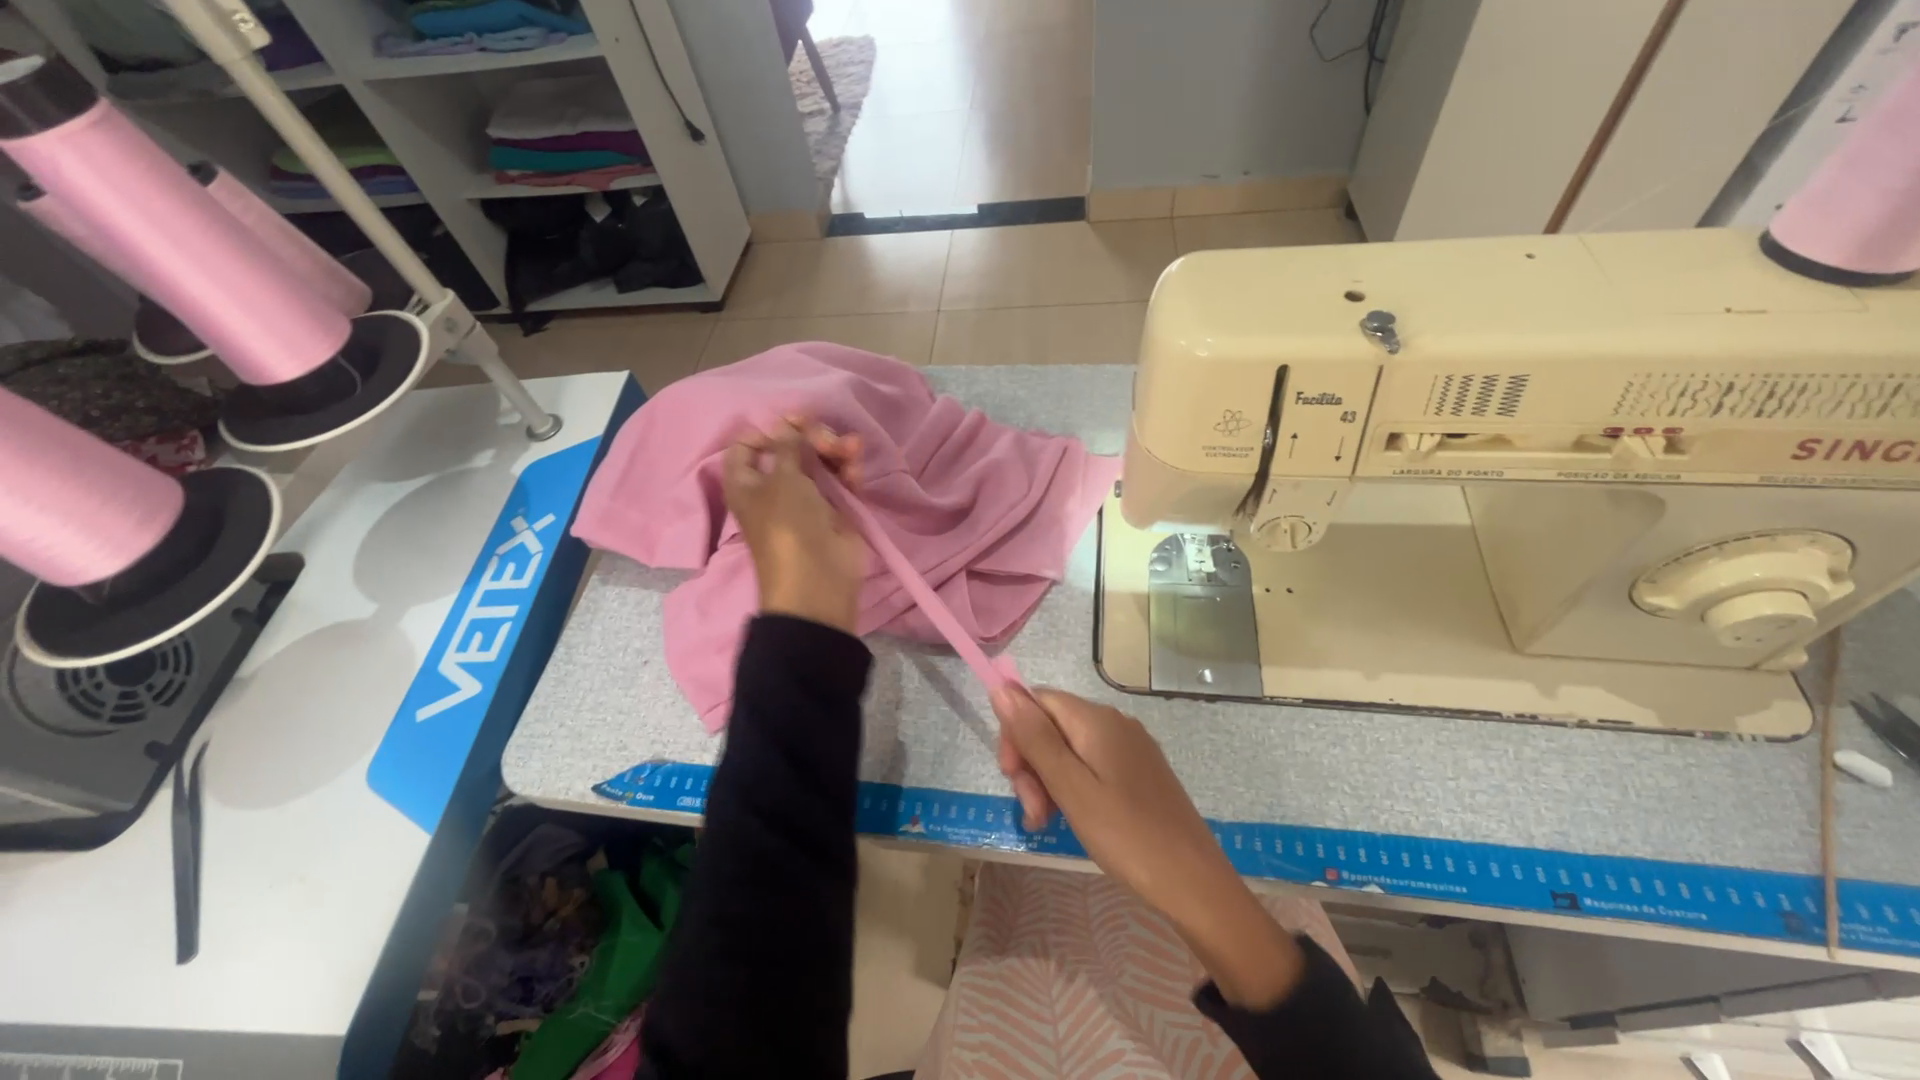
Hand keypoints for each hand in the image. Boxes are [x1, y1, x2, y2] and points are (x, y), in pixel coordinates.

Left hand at [721, 417, 866, 633]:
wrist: (817, 582)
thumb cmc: (788, 526)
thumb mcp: (782, 479)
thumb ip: (787, 445)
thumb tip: (785, 423)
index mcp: (747, 483)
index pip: (746, 446)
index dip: (766, 430)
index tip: (789, 425)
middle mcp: (775, 488)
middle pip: (791, 448)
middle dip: (811, 437)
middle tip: (826, 440)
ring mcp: (807, 499)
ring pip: (820, 462)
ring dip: (835, 450)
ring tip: (852, 448)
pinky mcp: (835, 511)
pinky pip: (841, 481)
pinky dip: (848, 470)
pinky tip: (856, 465)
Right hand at [991, 686, 1304, 1007]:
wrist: (1193, 882)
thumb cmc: (1127, 836)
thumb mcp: (1071, 788)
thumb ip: (1035, 738)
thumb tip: (1001, 688)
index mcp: (1096, 720)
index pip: (1036, 701)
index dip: (1015, 733)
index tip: (1012, 778)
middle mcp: (1114, 723)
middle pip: (1051, 725)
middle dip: (1030, 764)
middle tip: (1034, 813)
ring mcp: (1130, 748)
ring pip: (1068, 749)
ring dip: (1047, 781)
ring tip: (1046, 824)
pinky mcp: (1138, 773)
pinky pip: (1091, 767)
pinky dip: (1072, 789)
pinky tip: (1071, 819)